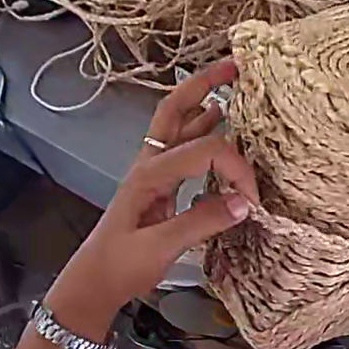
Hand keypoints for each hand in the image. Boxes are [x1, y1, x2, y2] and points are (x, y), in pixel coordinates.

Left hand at [44, 63, 255, 340]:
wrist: (95, 282)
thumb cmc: (122, 266)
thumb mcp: (160, 248)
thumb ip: (202, 222)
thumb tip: (246, 203)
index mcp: (150, 173)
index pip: (205, 151)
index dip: (236, 169)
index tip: (253, 200)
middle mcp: (150, 163)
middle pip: (176, 108)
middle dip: (204, 83)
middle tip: (234, 65)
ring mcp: (152, 172)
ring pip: (179, 124)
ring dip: (204, 101)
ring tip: (230, 84)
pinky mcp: (158, 185)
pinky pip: (182, 147)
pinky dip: (202, 129)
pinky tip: (217, 125)